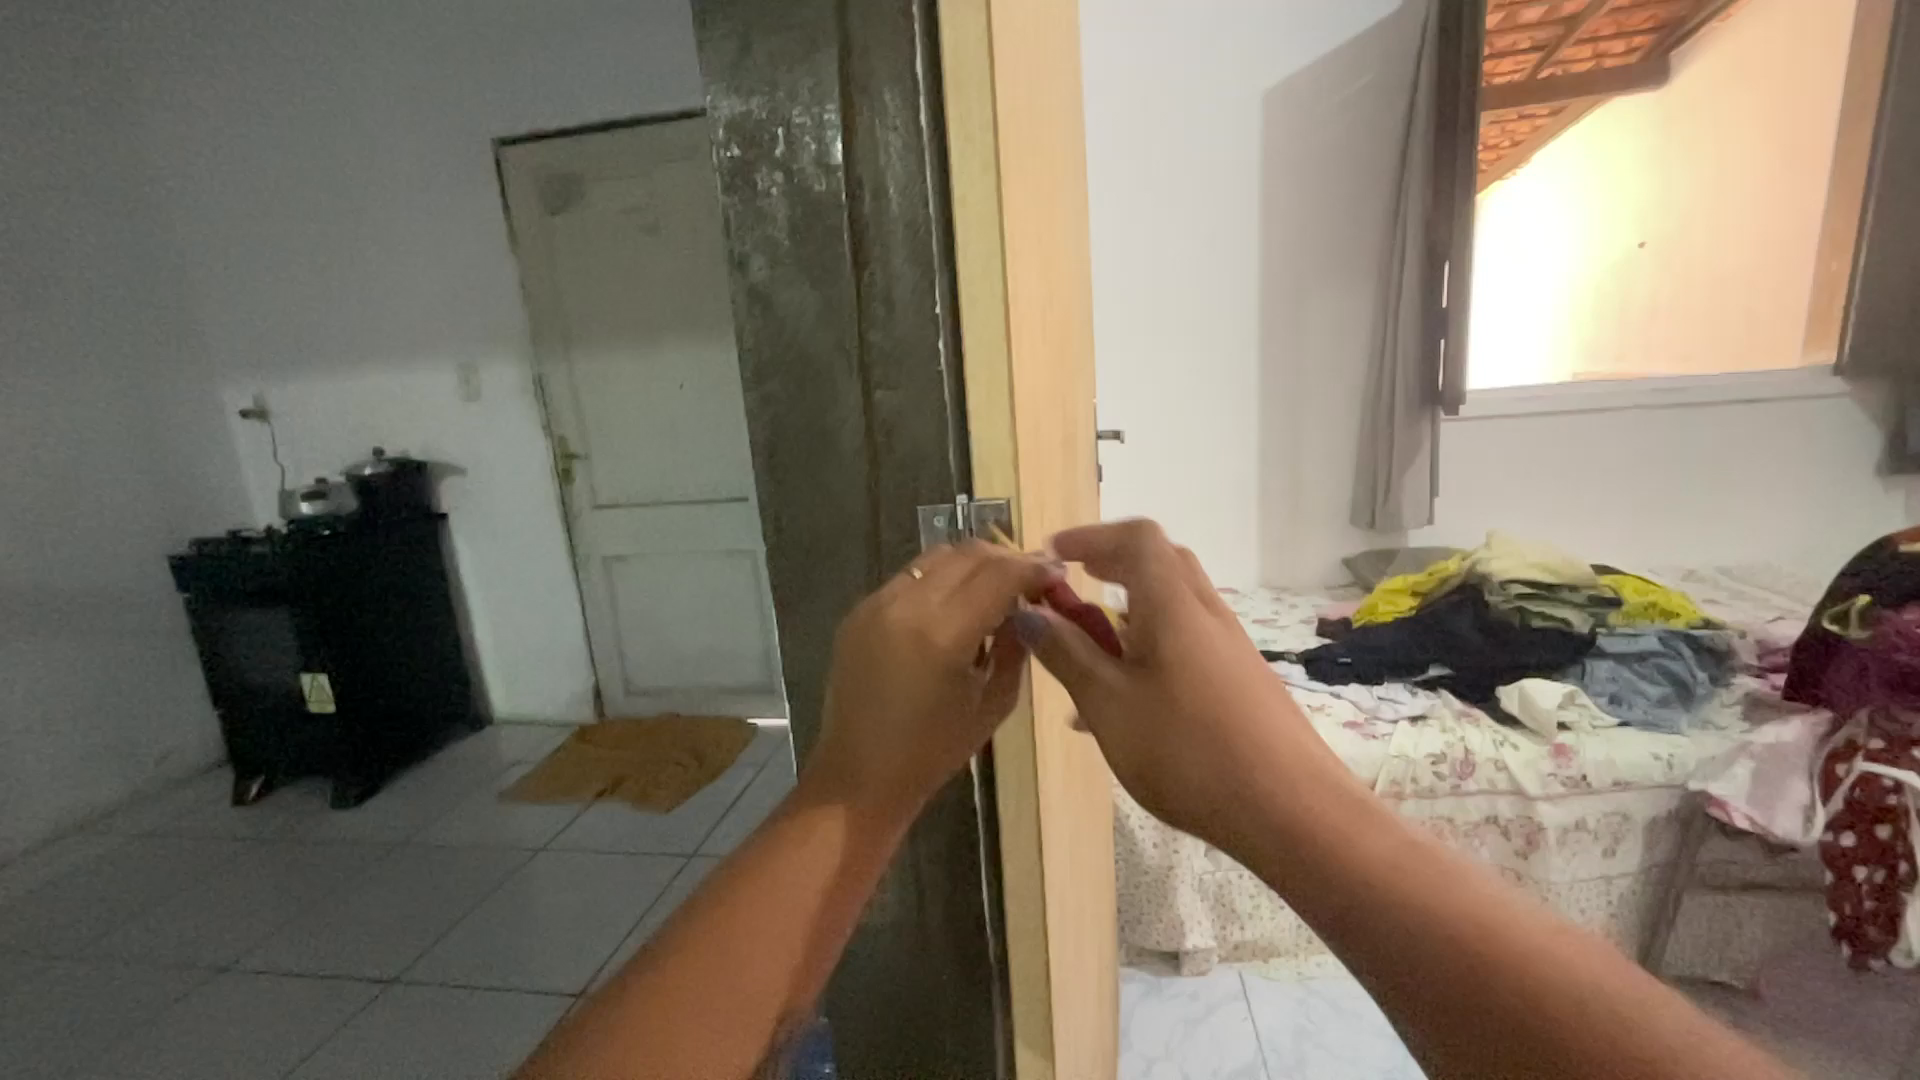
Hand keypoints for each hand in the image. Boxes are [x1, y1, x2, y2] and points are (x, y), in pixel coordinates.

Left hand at [803, 541, 1060, 821]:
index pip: (999, 575)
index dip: (1033, 568)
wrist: (859, 776)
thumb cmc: (933, 752)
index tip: (1056, 574)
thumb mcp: (993, 702)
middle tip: (1030, 578)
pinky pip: (910, 578)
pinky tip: (954, 607)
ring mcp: (876, 604)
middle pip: (968, 554)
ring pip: (937, 558)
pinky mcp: (859, 611)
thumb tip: (1029, 608)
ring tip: (994, 589)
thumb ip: (1015, 646)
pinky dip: (941, 580)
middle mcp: (905, 606)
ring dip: (973, 565)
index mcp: (942, 634)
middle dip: (1006, 559)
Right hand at [1021, 520, 1353, 849]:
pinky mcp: (1239, 681)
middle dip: (1111, 567)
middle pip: (1160, 564)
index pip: (1136, 538)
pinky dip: (1148, 651)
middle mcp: (1205, 614)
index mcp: (1173, 604)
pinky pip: (1185, 645)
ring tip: (1086, 654)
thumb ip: (1066, 653)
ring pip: (1172, 608)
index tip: (1052, 556)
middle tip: (1072, 588)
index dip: (1090, 536)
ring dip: (1126, 614)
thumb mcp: (1109, 703)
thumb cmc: (1188, 750)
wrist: (1292, 812)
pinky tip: (1123, 705)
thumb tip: (1028, 613)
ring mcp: (1228, 648)